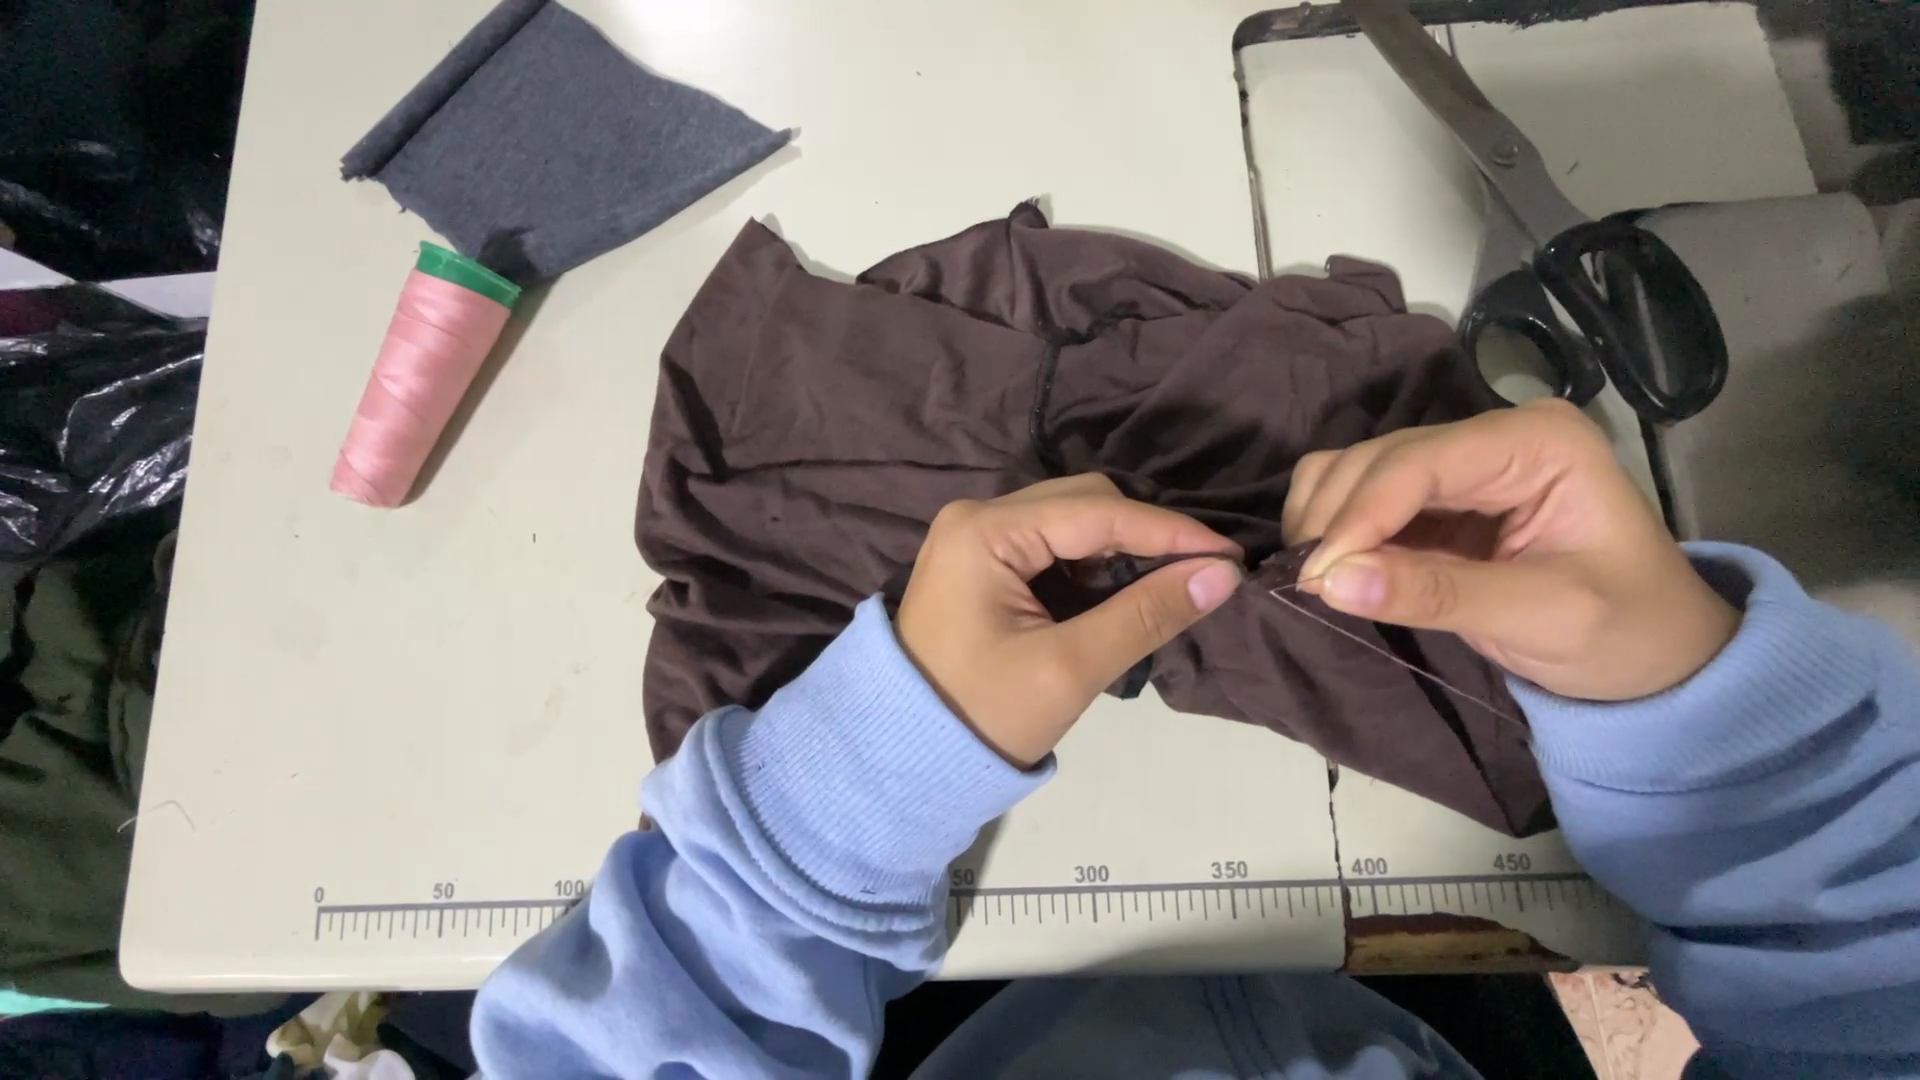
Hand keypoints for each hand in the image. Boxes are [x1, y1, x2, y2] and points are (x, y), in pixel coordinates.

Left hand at [896, 474, 1242, 766]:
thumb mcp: (1068, 668)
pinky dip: (1089, 563)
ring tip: (1162, 587)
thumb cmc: (982, 714)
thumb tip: (1222, 575)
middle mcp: (976, 516)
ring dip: (1118, 548)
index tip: (1229, 556)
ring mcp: (974, 535)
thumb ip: (1145, 615)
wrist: (905, 751)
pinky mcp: (979, 560)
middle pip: (1083, 502)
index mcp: (985, 532)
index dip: (1169, 532)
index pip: (1096, 512)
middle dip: (1144, 536)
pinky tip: (1115, 593)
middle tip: (1199, 575)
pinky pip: (1049, 544)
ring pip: (1069, 519)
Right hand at [1282, 399, 1738, 700]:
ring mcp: (1453, 460)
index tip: (1317, 577)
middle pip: (1372, 459)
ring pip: (1348, 468)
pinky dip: (1327, 527)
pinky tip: (1332, 567)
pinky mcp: (1426, 494)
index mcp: (1536, 443)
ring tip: (1320, 580)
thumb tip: (1329, 582)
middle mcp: (1487, 435)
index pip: (1418, 463)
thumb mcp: (1543, 618)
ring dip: (1319, 520)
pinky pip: (1349, 494)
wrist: (1653, 655)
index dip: (1358, 515)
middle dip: (1332, 521)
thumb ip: (1436, 595)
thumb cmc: (1623, 632)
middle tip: (1312, 587)